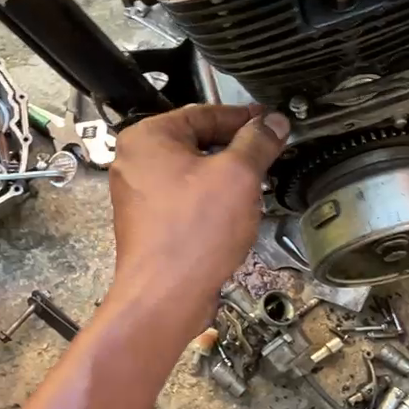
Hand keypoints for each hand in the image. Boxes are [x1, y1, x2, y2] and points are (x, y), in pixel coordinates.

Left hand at [107, 104, 288, 326]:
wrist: (165, 296)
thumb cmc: (192, 234)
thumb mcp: (237, 176)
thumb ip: (257, 142)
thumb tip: (273, 123)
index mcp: (146, 138)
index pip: (203, 112)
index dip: (243, 117)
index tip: (270, 123)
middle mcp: (135, 162)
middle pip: (196, 141)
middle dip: (235, 149)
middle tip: (268, 155)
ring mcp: (139, 194)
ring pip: (192, 172)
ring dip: (225, 177)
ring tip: (255, 187)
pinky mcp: (148, 222)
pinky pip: (185, 199)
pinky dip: (210, 201)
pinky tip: (233, 214)